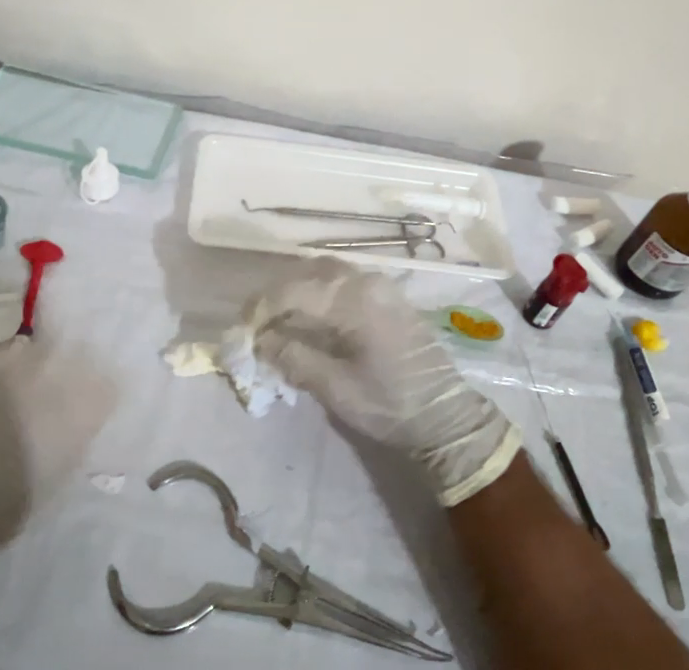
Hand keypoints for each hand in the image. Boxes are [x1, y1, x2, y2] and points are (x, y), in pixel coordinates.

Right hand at [253, 260, 519, 504]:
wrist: (446, 415)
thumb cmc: (390, 404)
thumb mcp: (336, 389)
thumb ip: (294, 359)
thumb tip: (261, 341)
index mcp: (353, 300)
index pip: (291, 290)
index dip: (261, 309)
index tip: (242, 332)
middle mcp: (366, 281)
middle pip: (306, 273)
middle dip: (276, 297)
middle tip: (255, 326)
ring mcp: (379, 285)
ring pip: (324, 273)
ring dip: (296, 291)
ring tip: (278, 323)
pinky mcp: (387, 296)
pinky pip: (342, 281)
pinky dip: (318, 292)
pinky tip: (308, 319)